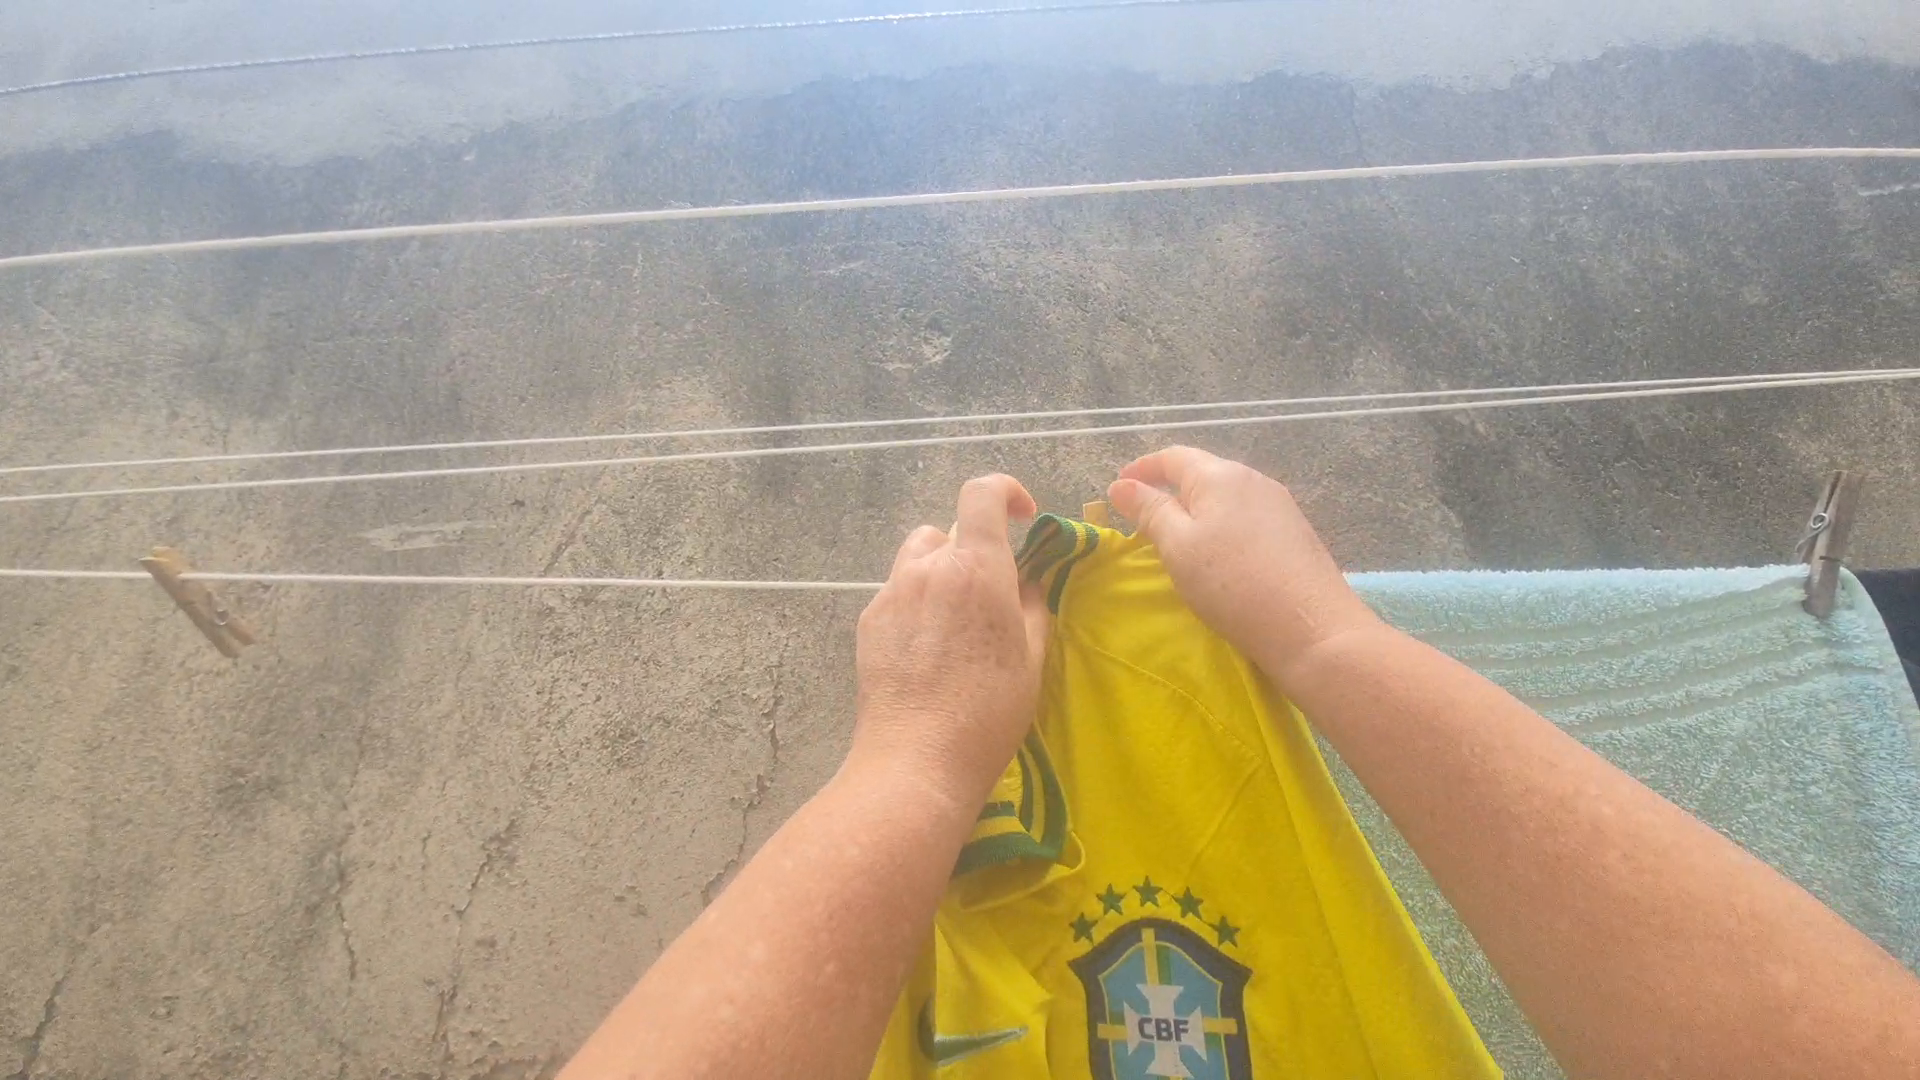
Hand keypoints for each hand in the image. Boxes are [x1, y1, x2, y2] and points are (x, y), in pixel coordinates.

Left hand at [850, 474, 1051, 808]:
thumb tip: (1024, 581)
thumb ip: (1030, 605)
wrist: (916, 759)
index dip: (1006, 491)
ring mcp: (891, 592)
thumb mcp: (1031, 659)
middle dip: (974, 551)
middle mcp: (928, 568)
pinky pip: (898, 591)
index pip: (982, 494)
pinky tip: (925, 649)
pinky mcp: (869, 620)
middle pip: (951, 530)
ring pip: (918, 556)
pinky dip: (916, 601)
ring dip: (940, 570)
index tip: (1022, 516)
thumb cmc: (989, 712)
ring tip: (953, 620)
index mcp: (976, 569)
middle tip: (989, 598)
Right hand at [1107, 446, 1381, 683]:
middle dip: (1168, 488)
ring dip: (1195, 507)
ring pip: (1224, 495)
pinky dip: (1219, 523)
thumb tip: (1121, 485)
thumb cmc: (1231, 583)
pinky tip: (1216, 552)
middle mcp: (1252, 479)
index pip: (1173, 456)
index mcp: (1220, 475)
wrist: (1310, 627)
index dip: (1142, 468)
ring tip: (1175, 536)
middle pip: (1202, 472)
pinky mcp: (1293, 532)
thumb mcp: (1177, 546)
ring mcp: (1278, 505)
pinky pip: (1244, 515)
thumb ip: (1149, 510)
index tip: (1117, 487)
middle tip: (1142, 516)